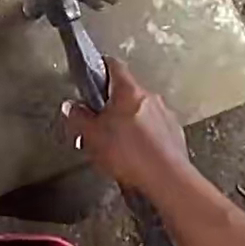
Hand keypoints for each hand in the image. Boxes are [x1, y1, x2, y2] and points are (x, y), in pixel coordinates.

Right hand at [61, 57, 191, 193]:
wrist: (166, 180)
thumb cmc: (130, 154)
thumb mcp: (92, 136)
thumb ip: (78, 118)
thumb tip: (71, 107)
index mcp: (129, 91)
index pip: (114, 65)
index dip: (101, 66)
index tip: (93, 71)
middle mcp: (150, 98)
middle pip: (126, 92)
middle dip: (110, 105)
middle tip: (96, 122)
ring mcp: (165, 116)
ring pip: (140, 113)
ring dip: (127, 123)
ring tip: (114, 146)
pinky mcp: (174, 136)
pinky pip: (153, 131)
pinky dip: (142, 139)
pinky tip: (132, 157)